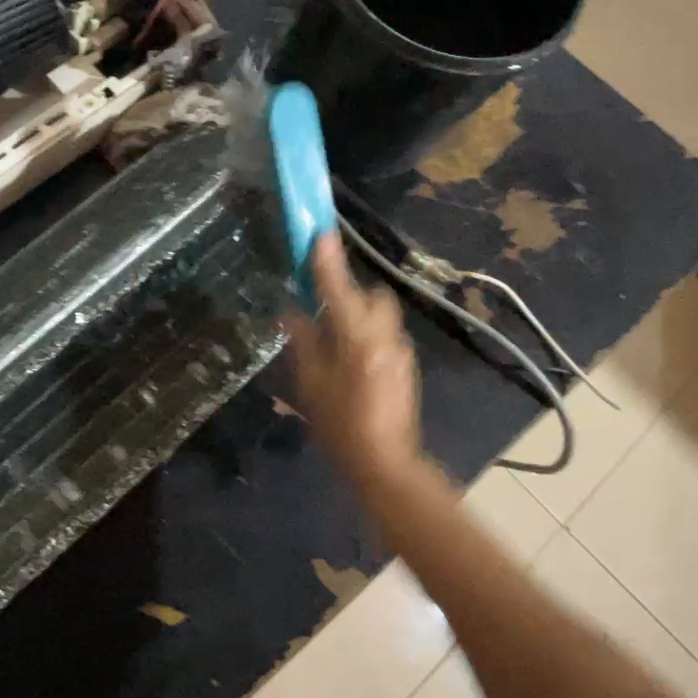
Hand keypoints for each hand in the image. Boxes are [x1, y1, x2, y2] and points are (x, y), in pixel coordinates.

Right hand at [282, 233, 422, 483]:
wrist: (386, 464)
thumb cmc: (340, 426)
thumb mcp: (310, 385)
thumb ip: (302, 343)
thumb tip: (292, 312)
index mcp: (357, 340)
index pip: (339, 290)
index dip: (327, 261)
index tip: (318, 232)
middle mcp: (385, 338)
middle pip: (373, 297)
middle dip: (351, 292)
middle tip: (324, 304)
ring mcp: (400, 353)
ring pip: (381, 316)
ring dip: (358, 314)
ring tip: (333, 336)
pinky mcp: (405, 367)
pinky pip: (384, 336)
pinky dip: (366, 335)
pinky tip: (348, 361)